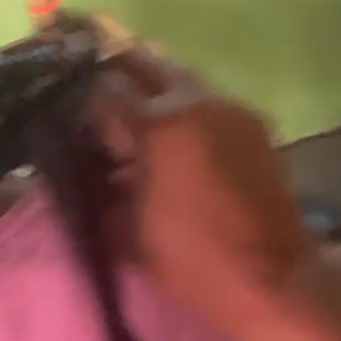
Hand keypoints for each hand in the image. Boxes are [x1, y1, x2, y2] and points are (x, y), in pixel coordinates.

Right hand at [95, 48, 310, 336]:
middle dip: (115, 67)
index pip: (105, 86)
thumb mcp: (124, 231)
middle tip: (95, 82)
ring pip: (177, 75)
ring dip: (152, 84)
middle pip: (144, 61)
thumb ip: (99, 187)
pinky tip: (175, 130)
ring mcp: (228, 106)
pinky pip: (206, 97)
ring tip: (134, 107)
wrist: (273, 279)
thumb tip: (86, 163)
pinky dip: (184, 104)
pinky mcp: (252, 120)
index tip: (66, 97)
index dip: (80, 90)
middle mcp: (194, 101)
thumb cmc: (191, 260)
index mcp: (157, 125)